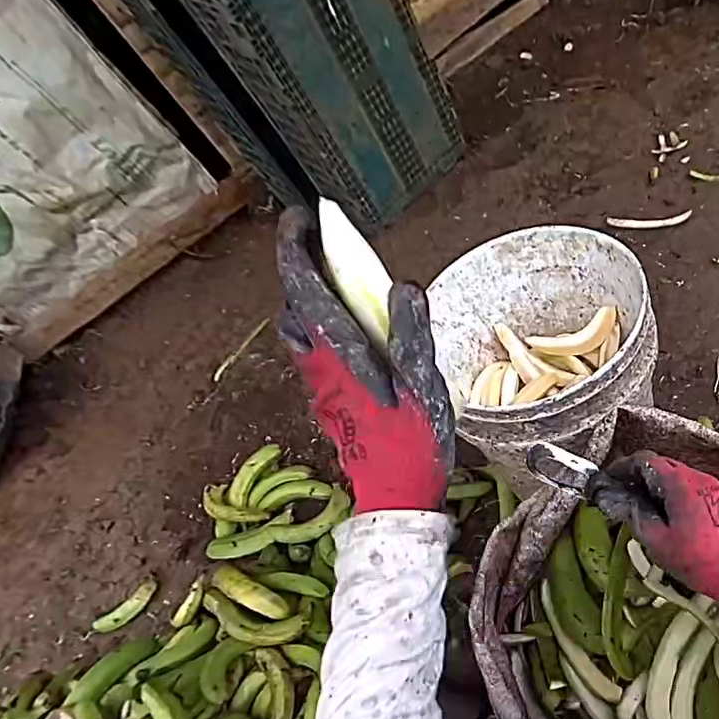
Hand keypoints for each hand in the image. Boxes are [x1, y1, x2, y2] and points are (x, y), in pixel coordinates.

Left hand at [277, 206, 453, 512]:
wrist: (393, 497)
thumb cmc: (411, 445)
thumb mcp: (424, 389)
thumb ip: (412, 337)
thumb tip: (403, 288)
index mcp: (340, 357)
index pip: (303, 289)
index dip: (296, 249)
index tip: (302, 221)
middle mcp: (319, 368)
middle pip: (295, 307)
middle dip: (302, 270)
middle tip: (328, 251)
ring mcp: (319, 386)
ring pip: (299, 332)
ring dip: (311, 302)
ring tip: (342, 289)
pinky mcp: (326, 401)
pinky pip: (313, 355)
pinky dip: (323, 331)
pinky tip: (354, 338)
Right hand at [585, 451, 718, 603]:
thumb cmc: (698, 560)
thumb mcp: (657, 543)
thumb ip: (635, 516)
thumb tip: (616, 500)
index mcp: (680, 484)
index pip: (645, 460)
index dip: (623, 466)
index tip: (610, 478)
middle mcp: (698, 478)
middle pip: (662, 464)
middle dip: (639, 474)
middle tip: (623, 491)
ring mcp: (713, 486)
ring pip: (677, 475)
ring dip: (657, 483)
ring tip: (642, 502)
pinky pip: (691, 486)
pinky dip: (673, 491)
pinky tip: (666, 510)